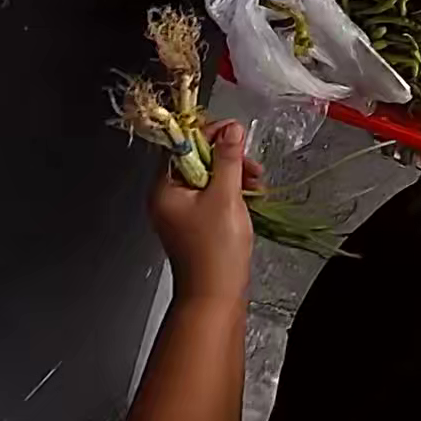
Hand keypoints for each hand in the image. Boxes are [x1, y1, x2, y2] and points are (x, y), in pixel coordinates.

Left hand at [149, 120, 260, 300]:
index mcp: (164, 189)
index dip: (208, 135)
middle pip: (196, 160)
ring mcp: (182, 209)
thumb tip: (231, 128)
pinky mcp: (197, 220)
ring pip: (208, 176)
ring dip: (234, 173)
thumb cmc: (216, 247)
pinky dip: (232, 190)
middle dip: (227, 158)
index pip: (181, 146)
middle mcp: (167, 196)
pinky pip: (213, 193)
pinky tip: (250, 196)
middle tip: (251, 166)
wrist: (216, 292)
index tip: (235, 133)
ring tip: (256, 183)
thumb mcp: (225, 196)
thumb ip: (228, 159)